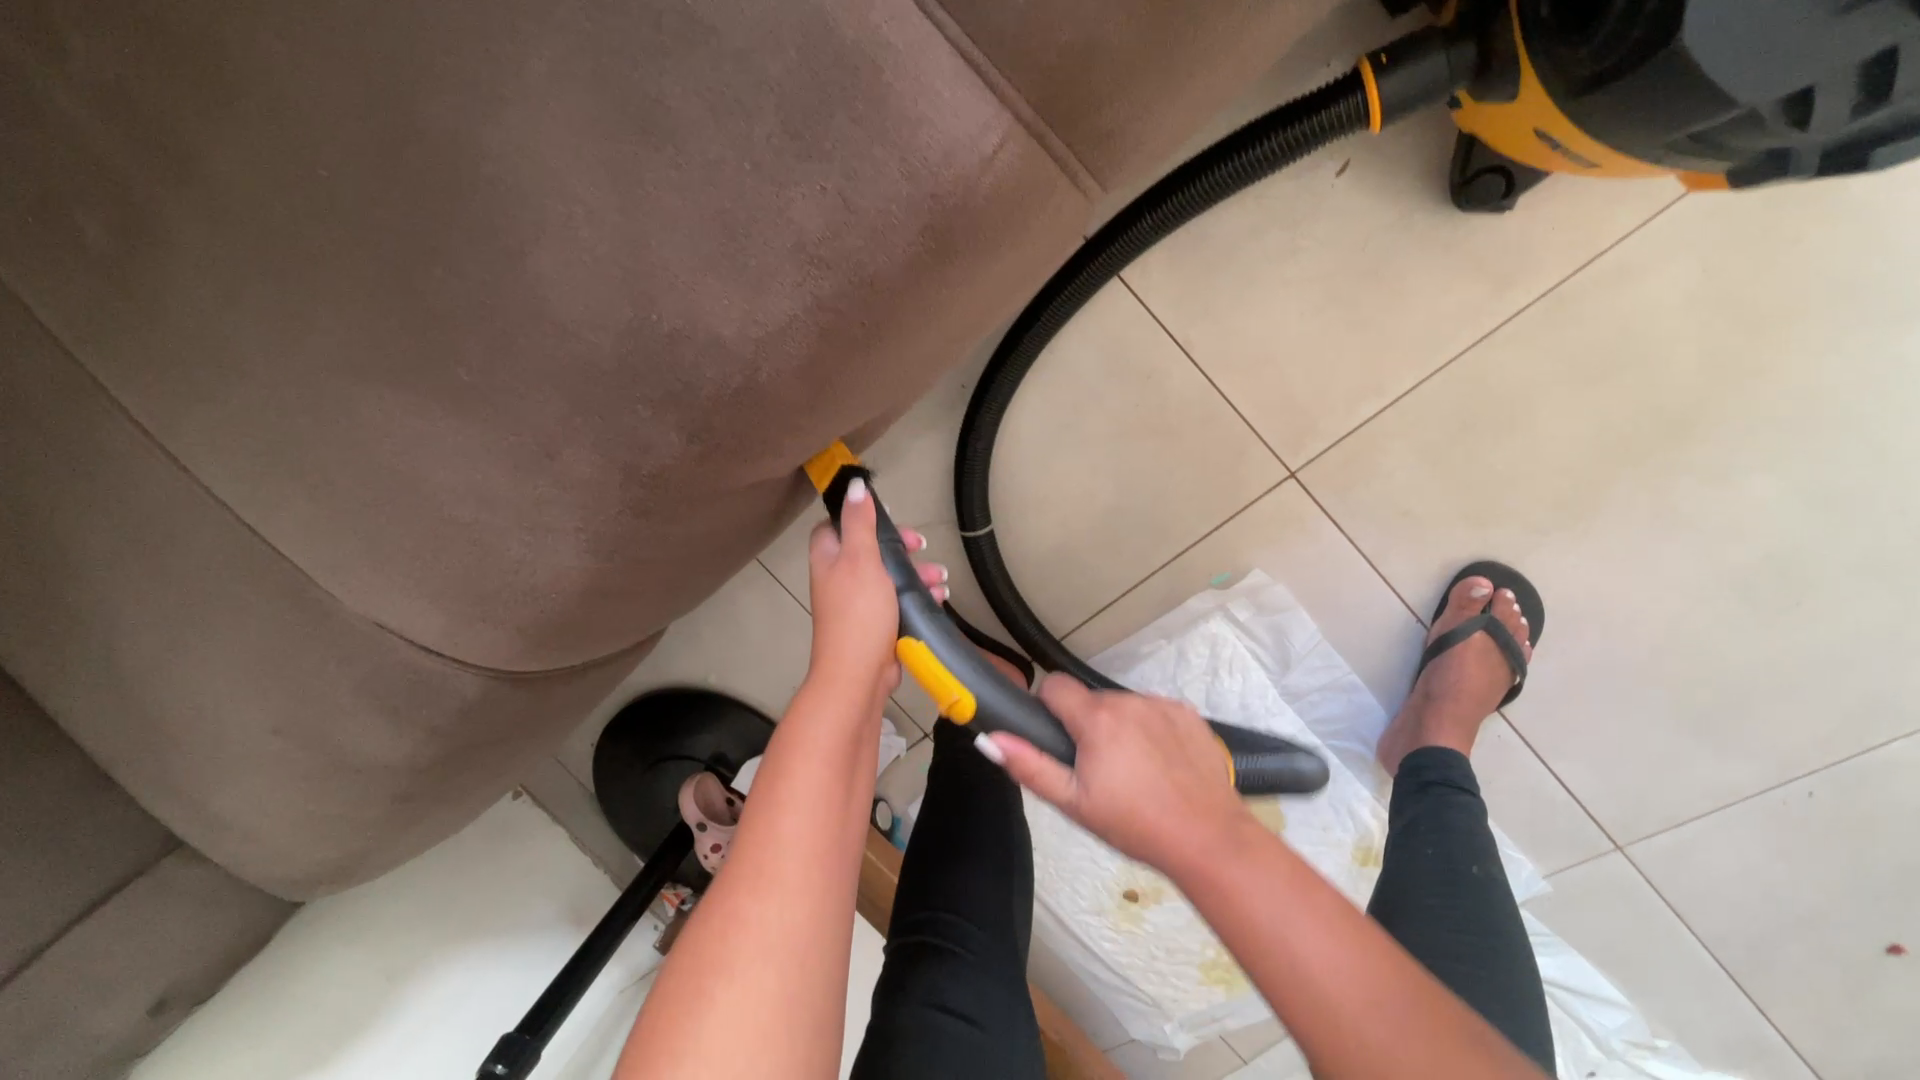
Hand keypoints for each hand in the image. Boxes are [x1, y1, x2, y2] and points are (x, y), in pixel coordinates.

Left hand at [805, 476, 947, 708]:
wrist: (859, 674)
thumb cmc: (858, 612)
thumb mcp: (860, 559)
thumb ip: (859, 522)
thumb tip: (854, 486)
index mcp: (829, 559)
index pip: (835, 526)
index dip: (859, 517)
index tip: (886, 516)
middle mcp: (839, 578)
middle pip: (870, 550)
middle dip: (900, 547)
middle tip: (920, 545)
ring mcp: (859, 604)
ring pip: (890, 576)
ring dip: (916, 572)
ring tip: (940, 577)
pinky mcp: (878, 624)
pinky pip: (899, 602)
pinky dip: (919, 597)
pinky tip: (939, 597)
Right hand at [983, 674, 1253, 872]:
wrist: (1208, 838)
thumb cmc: (1134, 825)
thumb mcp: (1074, 803)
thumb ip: (1029, 766)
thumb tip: (990, 738)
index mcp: (1097, 718)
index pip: (1054, 685)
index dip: (1048, 708)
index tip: (1057, 739)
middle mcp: (1129, 700)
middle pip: (1091, 700)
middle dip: (1086, 726)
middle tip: (1097, 770)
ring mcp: (1163, 705)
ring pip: (1124, 706)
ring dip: (1119, 728)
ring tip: (1132, 772)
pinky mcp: (1190, 715)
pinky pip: (1155, 712)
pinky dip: (1151, 731)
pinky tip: (1160, 766)